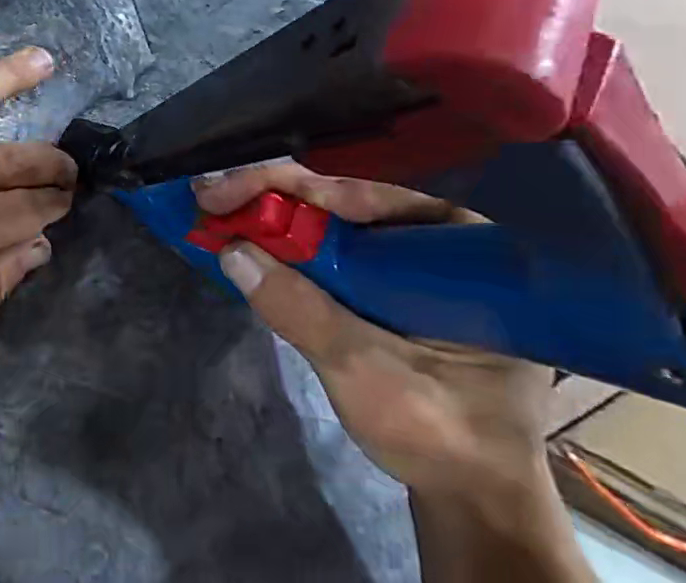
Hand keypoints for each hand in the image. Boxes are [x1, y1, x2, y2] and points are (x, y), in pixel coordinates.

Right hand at [194, 162, 554, 499]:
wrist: (472, 498)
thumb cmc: (439, 436)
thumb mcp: (367, 373)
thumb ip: (304, 312)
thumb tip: (232, 250)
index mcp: (459, 247)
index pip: (367, 199)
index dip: (295, 189)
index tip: (232, 190)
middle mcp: (440, 241)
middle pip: (347, 205)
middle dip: (278, 199)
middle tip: (213, 197)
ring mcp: (416, 266)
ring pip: (338, 227)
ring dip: (279, 221)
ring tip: (223, 212)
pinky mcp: (394, 289)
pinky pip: (339, 255)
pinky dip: (294, 251)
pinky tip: (258, 245)